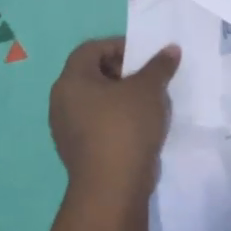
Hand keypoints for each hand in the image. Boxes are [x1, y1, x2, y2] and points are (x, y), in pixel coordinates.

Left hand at [49, 37, 180, 198]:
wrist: (112, 185)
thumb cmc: (126, 126)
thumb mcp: (149, 88)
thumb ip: (159, 65)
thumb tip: (170, 49)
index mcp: (71, 82)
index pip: (90, 49)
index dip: (118, 45)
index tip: (144, 56)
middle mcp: (61, 102)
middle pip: (91, 73)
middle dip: (122, 70)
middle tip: (149, 76)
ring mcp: (66, 128)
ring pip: (95, 99)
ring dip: (121, 95)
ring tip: (149, 100)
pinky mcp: (78, 148)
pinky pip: (97, 121)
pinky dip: (116, 116)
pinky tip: (140, 123)